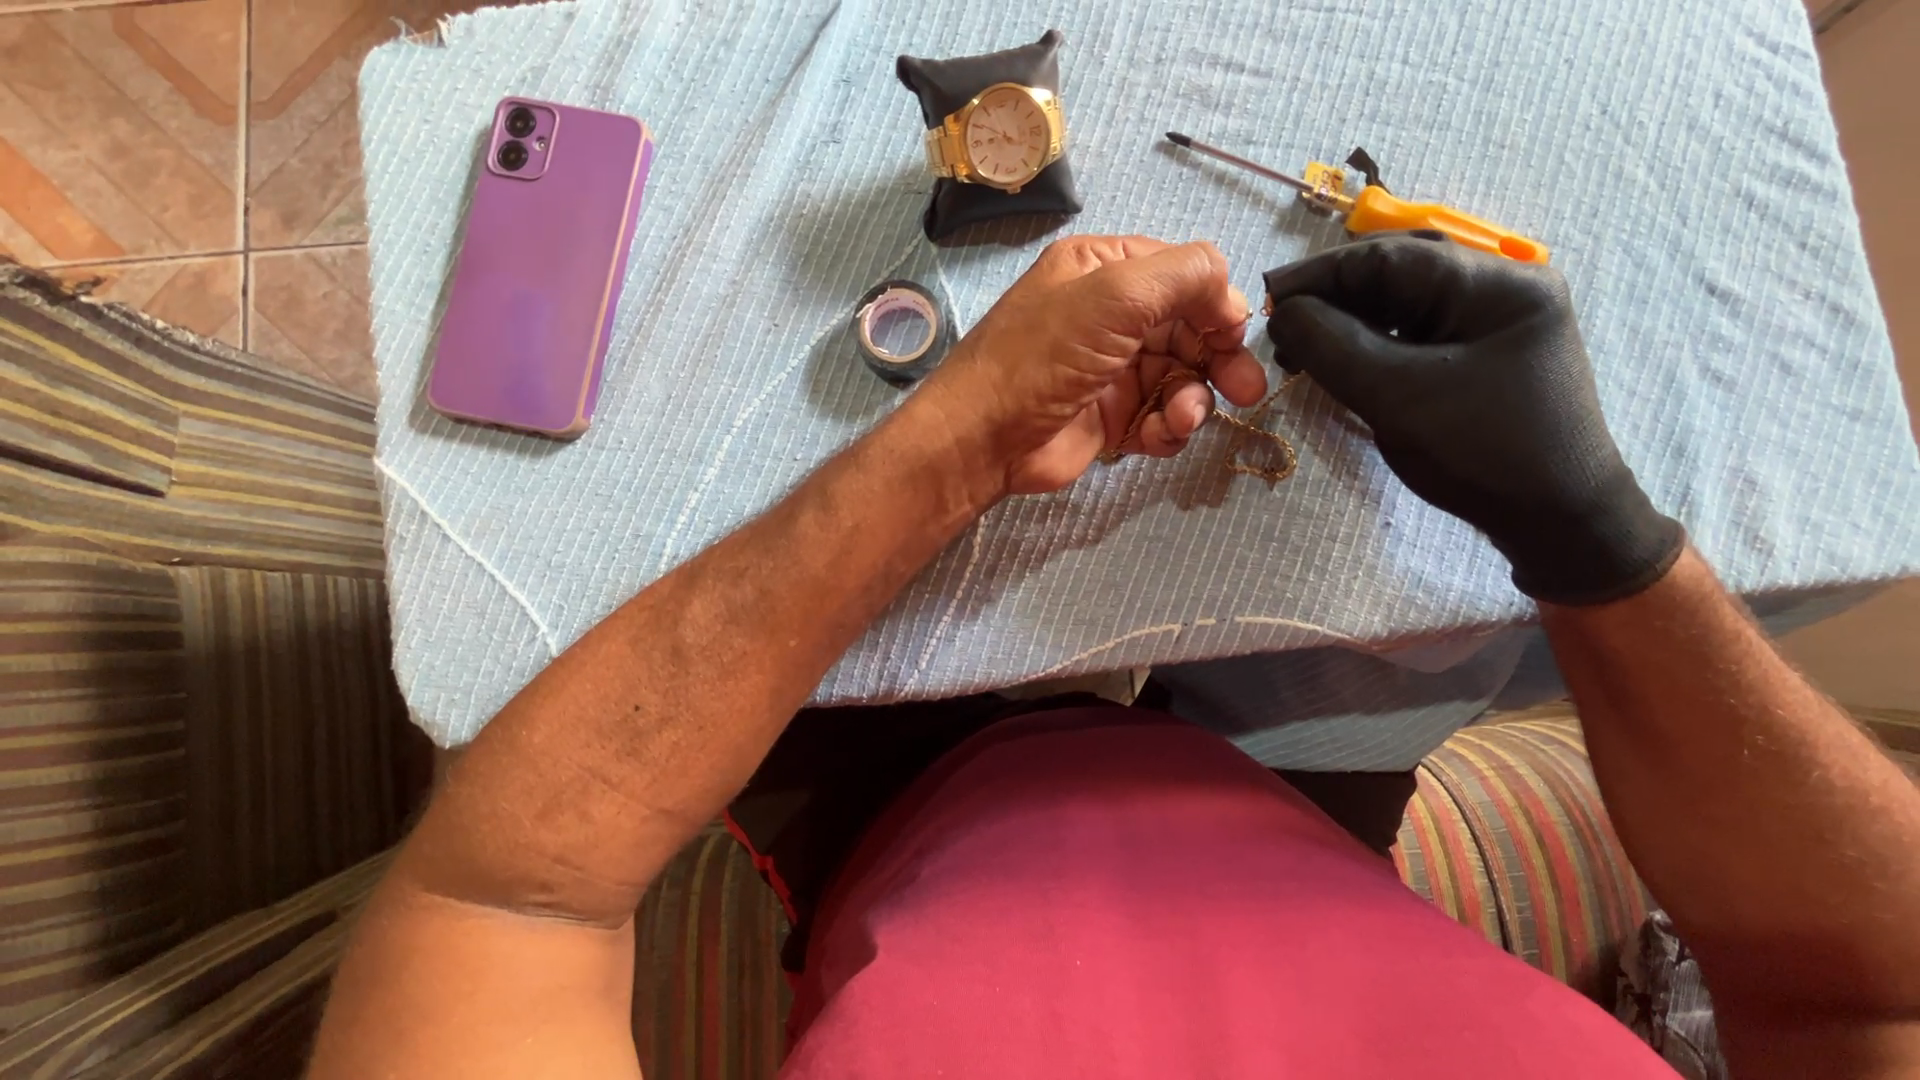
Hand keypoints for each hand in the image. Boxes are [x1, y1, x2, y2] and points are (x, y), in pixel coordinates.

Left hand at [915, 235, 1267, 496]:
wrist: (984, 439)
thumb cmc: (1043, 356)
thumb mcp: (1114, 295)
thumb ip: (1184, 276)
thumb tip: (1232, 298)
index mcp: (1104, 271)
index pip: (1181, 276)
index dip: (1215, 304)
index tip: (1236, 333)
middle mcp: (1110, 317)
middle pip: (1190, 330)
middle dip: (1220, 359)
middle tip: (1247, 390)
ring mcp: (1111, 370)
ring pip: (1182, 379)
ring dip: (1193, 400)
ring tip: (1183, 418)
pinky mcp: (1111, 418)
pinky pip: (1161, 418)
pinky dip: (1168, 429)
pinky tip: (1158, 436)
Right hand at [1263, 232, 1682, 604]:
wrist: (1556, 519)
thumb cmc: (1482, 452)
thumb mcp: (1397, 396)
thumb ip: (1332, 346)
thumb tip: (1282, 313)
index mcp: (1497, 283)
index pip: (1388, 257)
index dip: (1318, 274)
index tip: (1264, 298)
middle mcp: (1499, 287)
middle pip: (1395, 273)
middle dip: (1330, 296)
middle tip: (1277, 325)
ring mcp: (1491, 320)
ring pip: (1400, 301)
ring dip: (1344, 319)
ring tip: (1298, 346)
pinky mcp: (1478, 352)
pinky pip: (1412, 330)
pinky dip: (1366, 341)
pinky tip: (1335, 358)